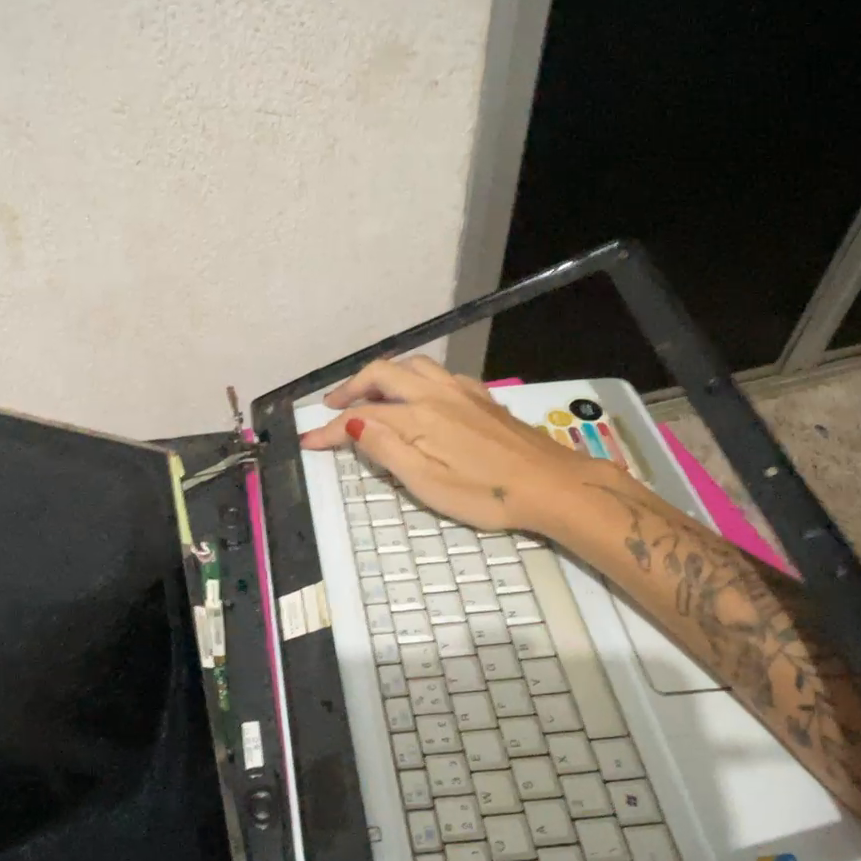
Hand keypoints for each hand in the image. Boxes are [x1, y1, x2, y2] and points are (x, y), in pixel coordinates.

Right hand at [298, 356, 627, 532]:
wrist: (551, 485)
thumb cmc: (487, 494)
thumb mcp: (427, 484)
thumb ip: (387, 449)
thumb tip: (353, 423)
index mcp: (418, 416)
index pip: (362, 415)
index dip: (331, 430)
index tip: (309, 444)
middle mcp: (436, 394)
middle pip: (383, 374)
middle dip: (351, 387)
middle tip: (331, 406)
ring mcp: (462, 392)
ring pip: (412, 366)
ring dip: (382, 375)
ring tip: (368, 394)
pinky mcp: (482, 398)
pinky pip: (438, 374)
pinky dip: (414, 378)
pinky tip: (419, 395)